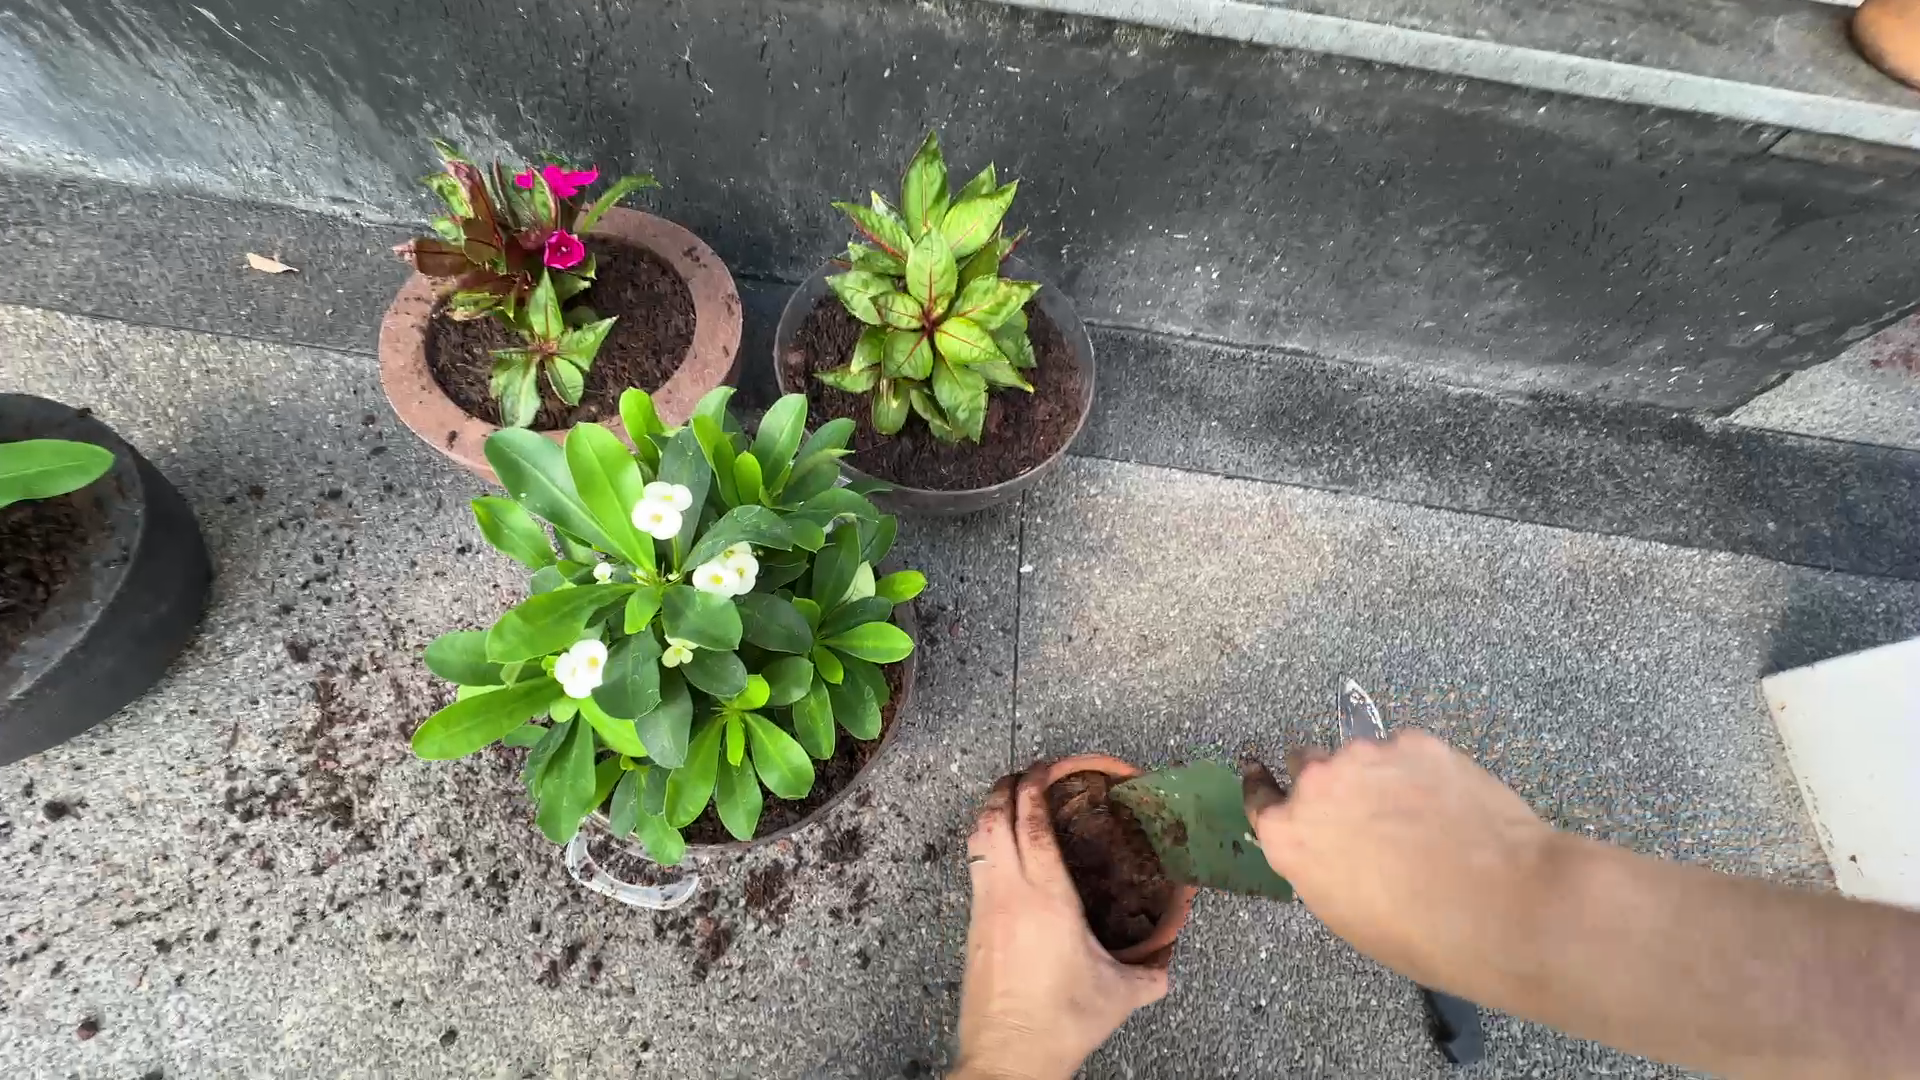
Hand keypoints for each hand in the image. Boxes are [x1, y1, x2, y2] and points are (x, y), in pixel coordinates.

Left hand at [951, 767, 1169, 1079]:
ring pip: (977, 837)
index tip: (1044, 766)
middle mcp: (1009, 890)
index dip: (1035, 785)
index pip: (1033, 823)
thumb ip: (1149, 972)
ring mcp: (984, 904)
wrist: (1007, 1056)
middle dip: (1006, 785)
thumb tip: (1169, 962)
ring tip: (1006, 798)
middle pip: (994, 816)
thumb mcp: (1117, 995)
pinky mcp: (972, 922)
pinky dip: (983, 839)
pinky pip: (973, 863)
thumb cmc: (1062, 1020)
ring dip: (989, 808)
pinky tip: (998, 847)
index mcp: (1047, 897)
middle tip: (1024, 772)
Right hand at [1243, 732, 1554, 993]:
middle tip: (1369, 812)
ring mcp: (1363, 756)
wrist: (1511, 910)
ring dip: (1379, 776)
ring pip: (1360, 755)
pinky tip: (1452, 804)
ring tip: (1424, 815)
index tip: (1260, 772)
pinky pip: (1406, 750)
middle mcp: (1314, 784)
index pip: (1256, 793)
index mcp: (1288, 832)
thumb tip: (1328, 842)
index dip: (1261, 784)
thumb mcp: (1345, 912)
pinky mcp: (1412, 742)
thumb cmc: (1425, 934)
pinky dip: (1421, 770)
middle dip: (1329, 782)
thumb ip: (1317, 861)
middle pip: (1305, 764)